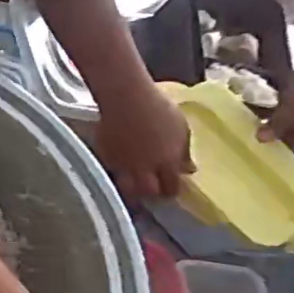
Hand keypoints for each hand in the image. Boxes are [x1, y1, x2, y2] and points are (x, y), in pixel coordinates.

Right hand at [94, 83, 192, 198]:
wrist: (126, 99)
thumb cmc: (158, 108)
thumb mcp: (181, 128)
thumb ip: (183, 152)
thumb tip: (188, 169)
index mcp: (167, 161)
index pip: (171, 187)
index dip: (171, 191)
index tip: (170, 190)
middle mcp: (144, 168)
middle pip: (147, 192)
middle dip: (151, 193)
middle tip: (152, 190)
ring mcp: (122, 164)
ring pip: (126, 188)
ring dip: (132, 189)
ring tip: (134, 185)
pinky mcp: (105, 157)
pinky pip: (112, 173)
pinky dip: (118, 175)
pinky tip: (121, 169)